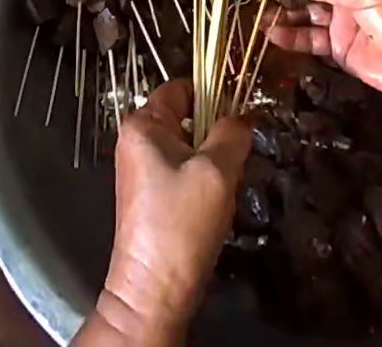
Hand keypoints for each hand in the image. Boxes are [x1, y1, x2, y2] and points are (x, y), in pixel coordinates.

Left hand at [89, 80, 250, 345]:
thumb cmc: (181, 222)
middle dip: (218, 128)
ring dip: (216, 155)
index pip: (183, 86)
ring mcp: (144, 169)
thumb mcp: (217, 168)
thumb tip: (244, 115)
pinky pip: (186, 167)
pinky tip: (220, 195)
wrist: (154, 294)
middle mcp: (138, 141)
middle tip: (240, 146)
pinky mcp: (153, 194)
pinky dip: (207, 175)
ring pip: (192, 142)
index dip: (214, 91)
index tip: (242, 105)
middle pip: (189, 114)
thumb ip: (234, 130)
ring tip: (231, 175)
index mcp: (143, 125)